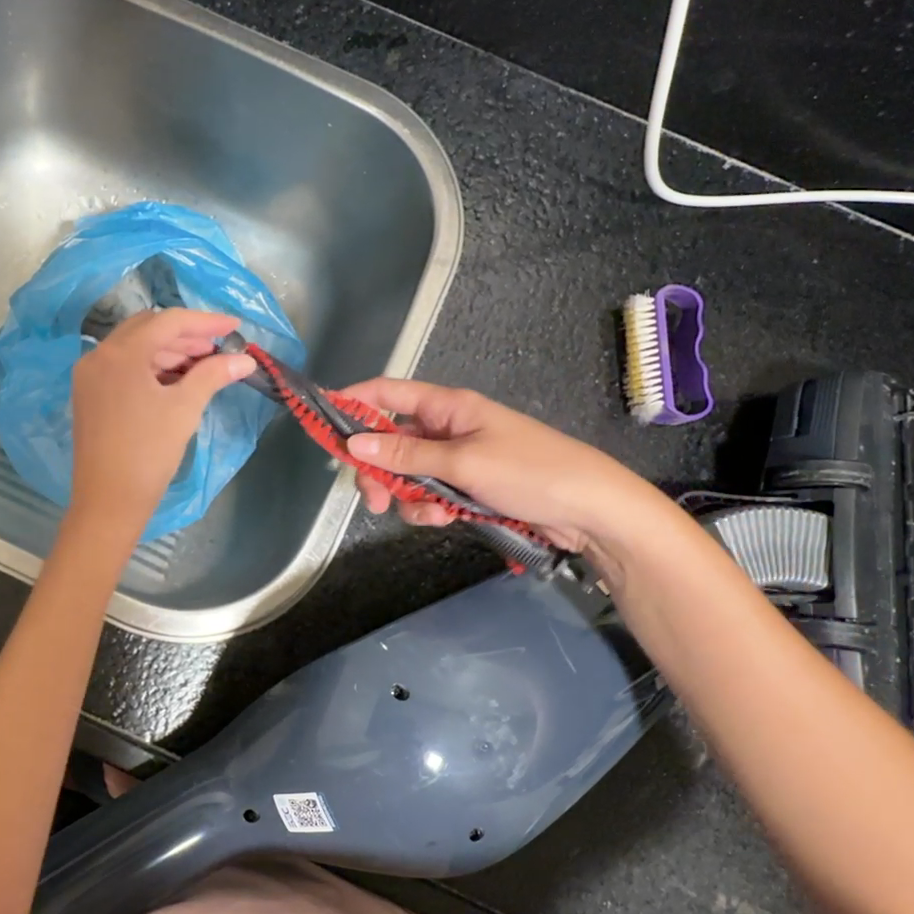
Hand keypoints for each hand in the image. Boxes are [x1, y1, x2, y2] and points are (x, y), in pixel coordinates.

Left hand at [69, 308, 256, 530]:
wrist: (109, 501)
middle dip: (185, 335)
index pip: (168, 322)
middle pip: (147, 329)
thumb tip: (245, 360)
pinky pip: (122, 367)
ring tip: (202, 365)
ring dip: (168, 351)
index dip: (205, 321)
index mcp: (120, 353)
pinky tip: (174, 380)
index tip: (234, 326)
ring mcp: (89, 376)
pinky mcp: (88, 396)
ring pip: (133, 348)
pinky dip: (149, 367)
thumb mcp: (185, 408)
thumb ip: (213, 375)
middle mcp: (98, 356)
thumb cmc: (148, 453)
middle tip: (217, 348)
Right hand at [336, 378, 669, 555]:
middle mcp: (447, 429)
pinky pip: (429, 495)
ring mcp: (457, 460)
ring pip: (406, 474)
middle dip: (377, 469)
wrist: (592, 512)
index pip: (388, 394)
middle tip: (372, 498)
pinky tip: (449, 519)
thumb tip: (353, 441)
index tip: (322, 421)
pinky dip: (430, 509)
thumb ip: (404, 453)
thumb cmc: (530, 472)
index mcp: (449, 407)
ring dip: (408, 496)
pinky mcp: (468, 488)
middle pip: (390, 441)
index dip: (353, 402)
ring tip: (431, 514)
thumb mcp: (462, 462)